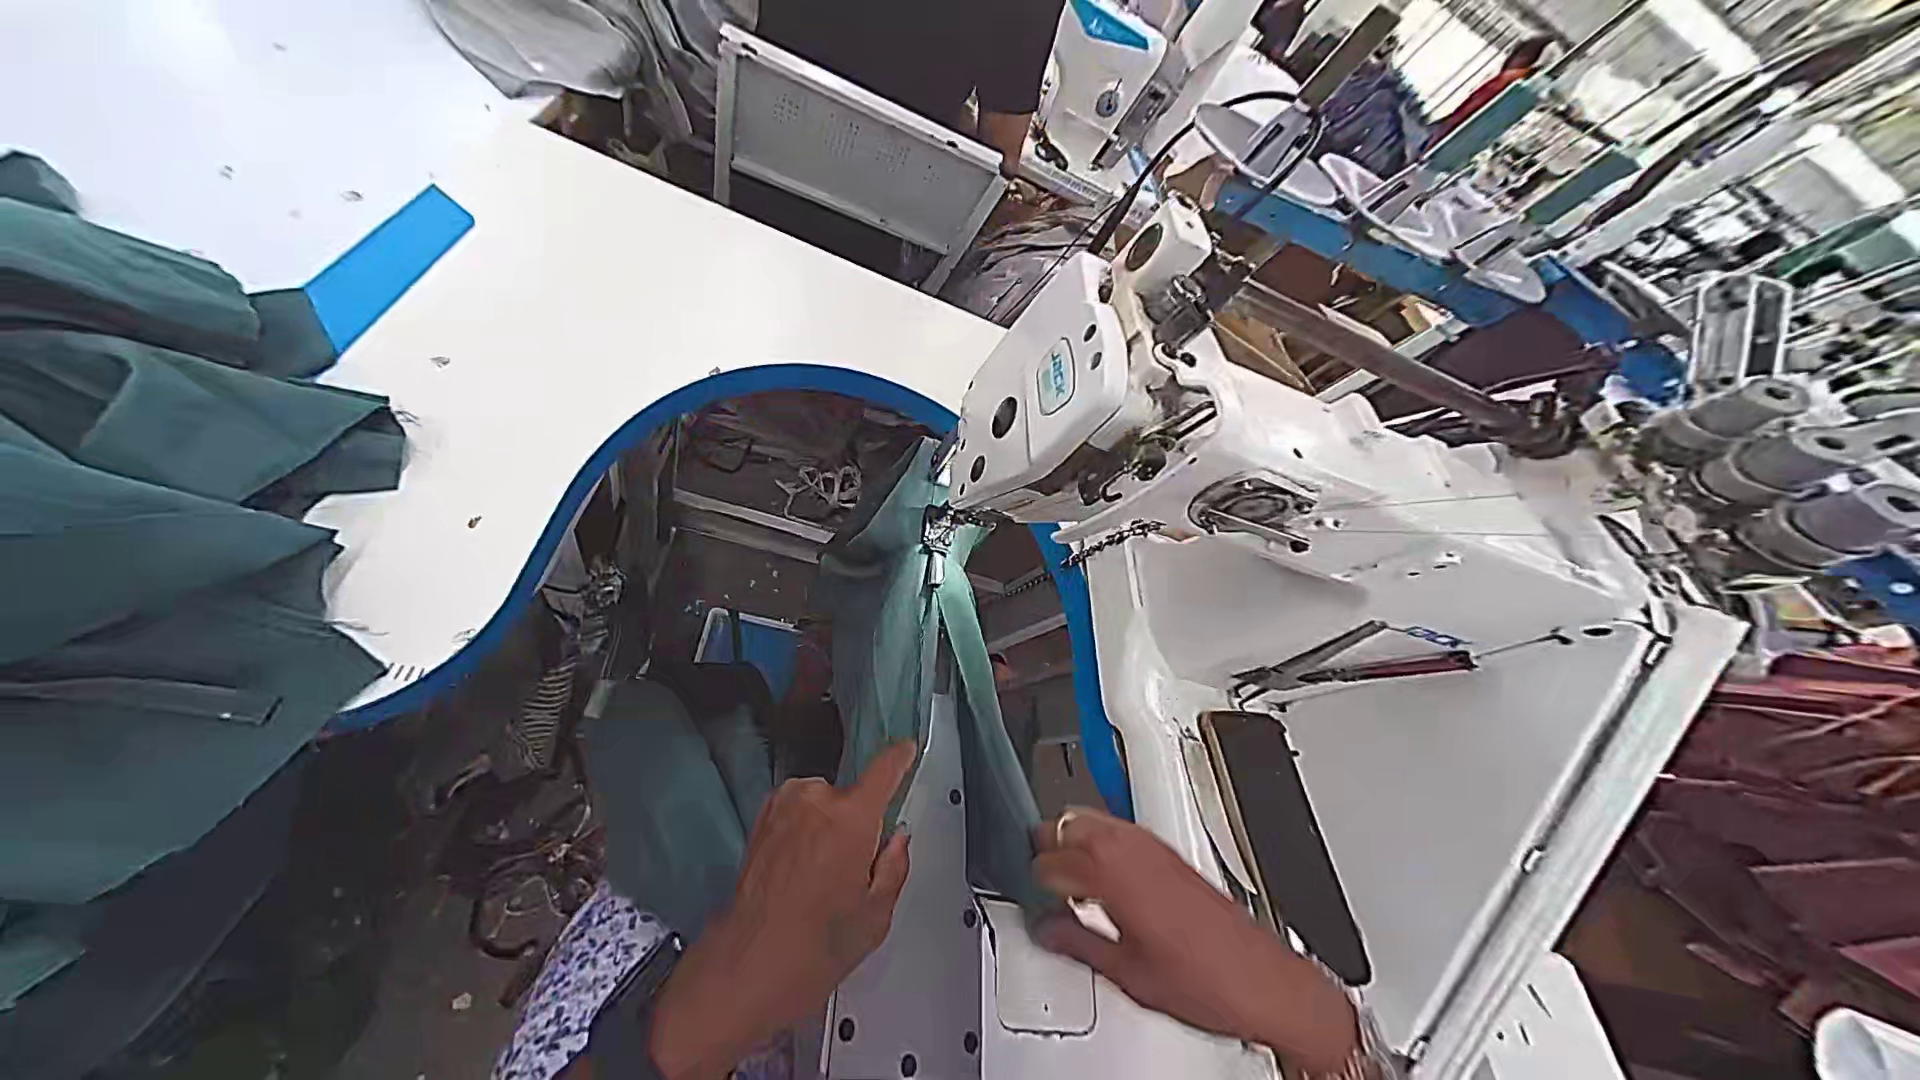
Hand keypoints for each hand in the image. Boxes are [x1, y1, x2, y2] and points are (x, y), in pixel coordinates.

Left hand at [648, 742, 915, 1078]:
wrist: (745, 967)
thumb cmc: (810, 947)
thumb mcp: (875, 916)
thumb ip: (894, 864)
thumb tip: (895, 841)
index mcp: (851, 817)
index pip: (885, 768)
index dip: (900, 756)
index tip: (906, 750)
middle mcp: (816, 799)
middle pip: (852, 796)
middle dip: (857, 822)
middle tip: (851, 868)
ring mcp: (784, 805)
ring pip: (823, 803)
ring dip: (827, 825)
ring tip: (819, 876)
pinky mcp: (762, 817)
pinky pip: (798, 810)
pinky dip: (803, 830)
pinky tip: (799, 871)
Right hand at [1033, 807, 1359, 1074]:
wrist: (1262, 981)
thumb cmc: (1206, 981)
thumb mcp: (1126, 973)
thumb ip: (1076, 942)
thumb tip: (1046, 928)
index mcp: (1111, 872)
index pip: (1050, 859)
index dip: (1032, 878)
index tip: (1028, 894)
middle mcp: (1129, 846)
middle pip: (1064, 823)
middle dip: (1045, 845)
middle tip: (1038, 875)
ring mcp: (1149, 842)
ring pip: (1088, 817)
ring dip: (1070, 837)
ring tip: (1065, 874)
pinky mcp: (1164, 846)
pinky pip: (1114, 825)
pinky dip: (1096, 838)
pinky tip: (1100, 872)